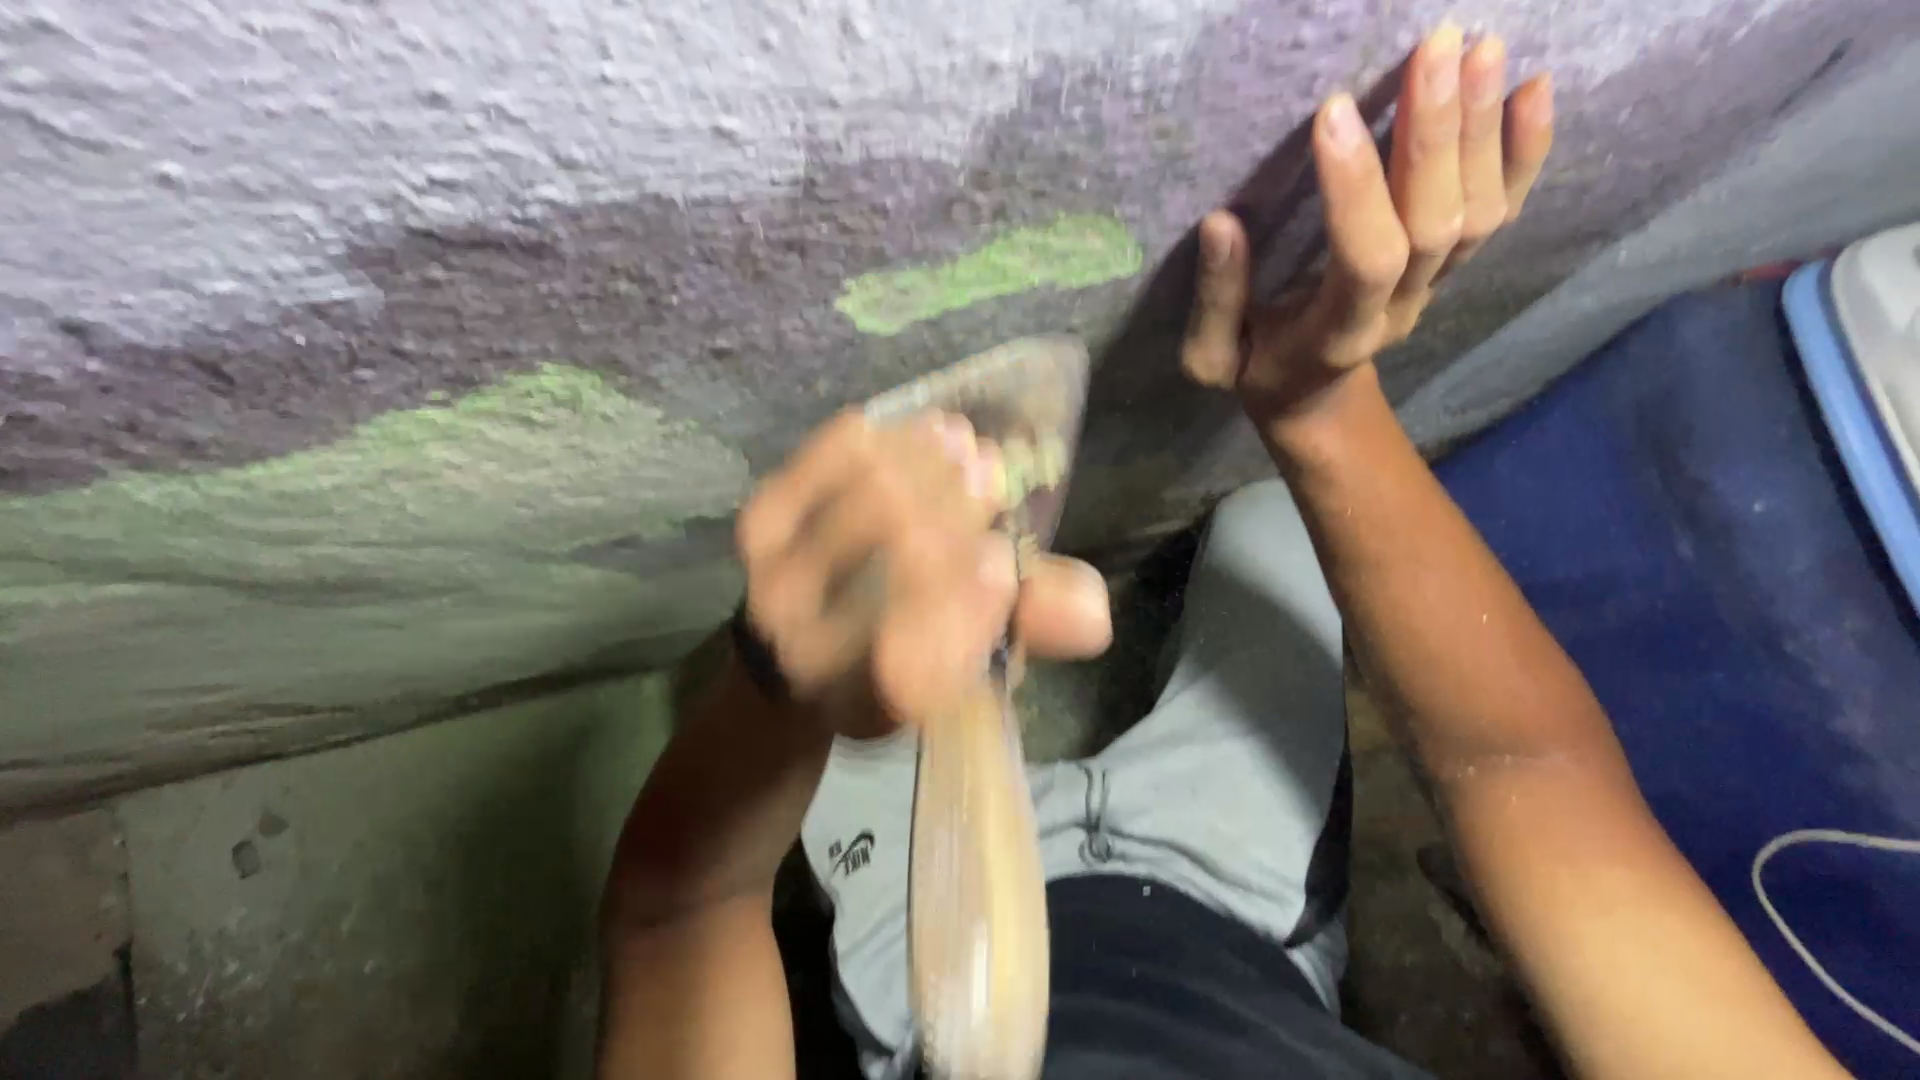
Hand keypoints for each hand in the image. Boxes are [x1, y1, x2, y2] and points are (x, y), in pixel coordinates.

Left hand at [736, 410, 1111, 737]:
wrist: (799, 643)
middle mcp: (814, 650)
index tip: (1002, 564)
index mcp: (873, 699)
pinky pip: (804, 477)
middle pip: (892, 567)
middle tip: (991, 469)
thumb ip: (1031, 630)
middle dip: (949, 512)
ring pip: (856, 512)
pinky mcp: (758, 535)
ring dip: (912, 468)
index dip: (966, 612)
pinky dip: (847, 449)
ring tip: (955, 439)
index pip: (921, 664)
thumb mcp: (972, 658)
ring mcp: (777, 586)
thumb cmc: (905, 644)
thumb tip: (1094, 614)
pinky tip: (882, 430)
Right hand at [1182, 25, 1554, 425]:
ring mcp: (1433, 288)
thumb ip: (1216, 301)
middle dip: (1436, 135)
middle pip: (1437, 223)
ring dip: (1482, 129)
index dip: (1356, 190)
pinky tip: (1533, 87)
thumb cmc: (1255, 371)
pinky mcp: (1450, 268)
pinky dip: (1525, 151)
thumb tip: (1221, 224)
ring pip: (1479, 212)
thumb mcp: (1213, 358)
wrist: (1314, 397)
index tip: (1332, 112)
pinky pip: (1502, 212)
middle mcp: (1399, 310)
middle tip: (1434, 49)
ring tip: (1478, 50)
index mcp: (1337, 334)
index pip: (1366, 259)